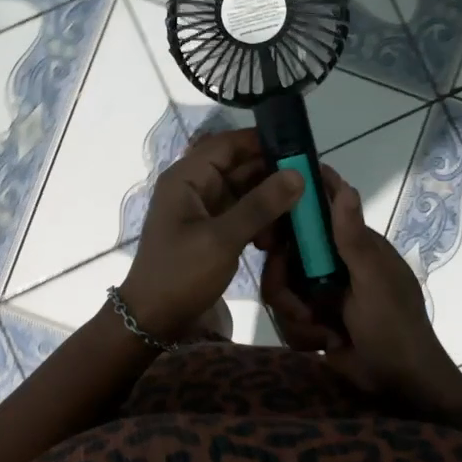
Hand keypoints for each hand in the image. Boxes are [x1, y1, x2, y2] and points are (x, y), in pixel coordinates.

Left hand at [120, 129, 301, 341]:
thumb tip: (297, 174)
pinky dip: (259, 221)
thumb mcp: (223, 239)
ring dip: (268, 204)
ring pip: (245, 191)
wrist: (152, 319)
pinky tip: (273, 241)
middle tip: (309, 189)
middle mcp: (194, 185)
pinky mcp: (211, 229)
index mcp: (187, 177)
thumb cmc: (181, 274)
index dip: (262, 142)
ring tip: (292, 222)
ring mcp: (202, 208)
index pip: (228, 143)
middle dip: (273, 177)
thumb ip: (260, 205)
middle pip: (240, 166)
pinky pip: (242, 213)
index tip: (301, 150)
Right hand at [261, 165, 461, 407]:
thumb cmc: (394, 325)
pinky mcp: (312, 319)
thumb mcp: (373, 280)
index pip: (317, 211)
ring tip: (321, 332)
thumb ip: (353, 237)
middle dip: (285, 284)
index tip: (269, 231)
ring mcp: (320, 291)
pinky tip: (326, 343)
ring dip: (297, 316)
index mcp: (353, 244)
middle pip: (284, 255)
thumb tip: (345, 186)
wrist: (399, 384)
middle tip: (297, 305)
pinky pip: (286, 317)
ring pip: (280, 289)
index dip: (290, 213)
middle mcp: (332, 262)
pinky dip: (303, 334)